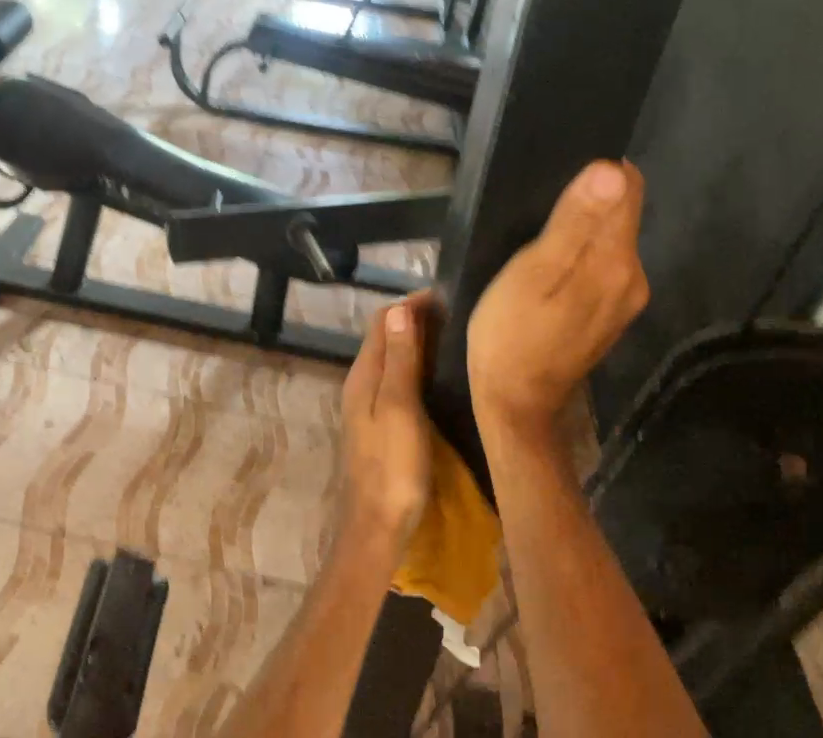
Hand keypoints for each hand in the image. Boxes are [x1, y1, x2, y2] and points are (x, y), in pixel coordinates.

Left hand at [338, 291, 434, 551]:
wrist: (378, 526)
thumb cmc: (392, 466)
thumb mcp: (399, 408)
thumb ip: (399, 359)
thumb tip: (399, 308)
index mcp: (363, 375)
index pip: (383, 321)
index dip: (412, 304)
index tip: (449, 297)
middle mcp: (362, 383)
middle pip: (387, 337)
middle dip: (417, 320)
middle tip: (460, 316)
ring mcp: (369, 406)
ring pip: (393, 359)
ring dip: (419, 344)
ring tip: (457, 340)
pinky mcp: (381, 424)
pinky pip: (399, 382)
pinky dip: (418, 369)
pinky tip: (442, 378)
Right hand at [467, 161, 647, 435]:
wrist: (515, 403)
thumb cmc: (510, 333)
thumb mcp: (533, 272)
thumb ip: (574, 221)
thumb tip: (611, 170)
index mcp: (616, 259)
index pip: (627, 186)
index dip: (595, 171)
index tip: (555, 176)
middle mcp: (634, 275)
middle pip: (621, 212)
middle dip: (587, 199)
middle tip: (535, 209)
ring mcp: (625, 298)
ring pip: (611, 238)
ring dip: (582, 227)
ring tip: (536, 236)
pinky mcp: (611, 313)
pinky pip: (602, 264)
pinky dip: (580, 254)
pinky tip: (548, 268)